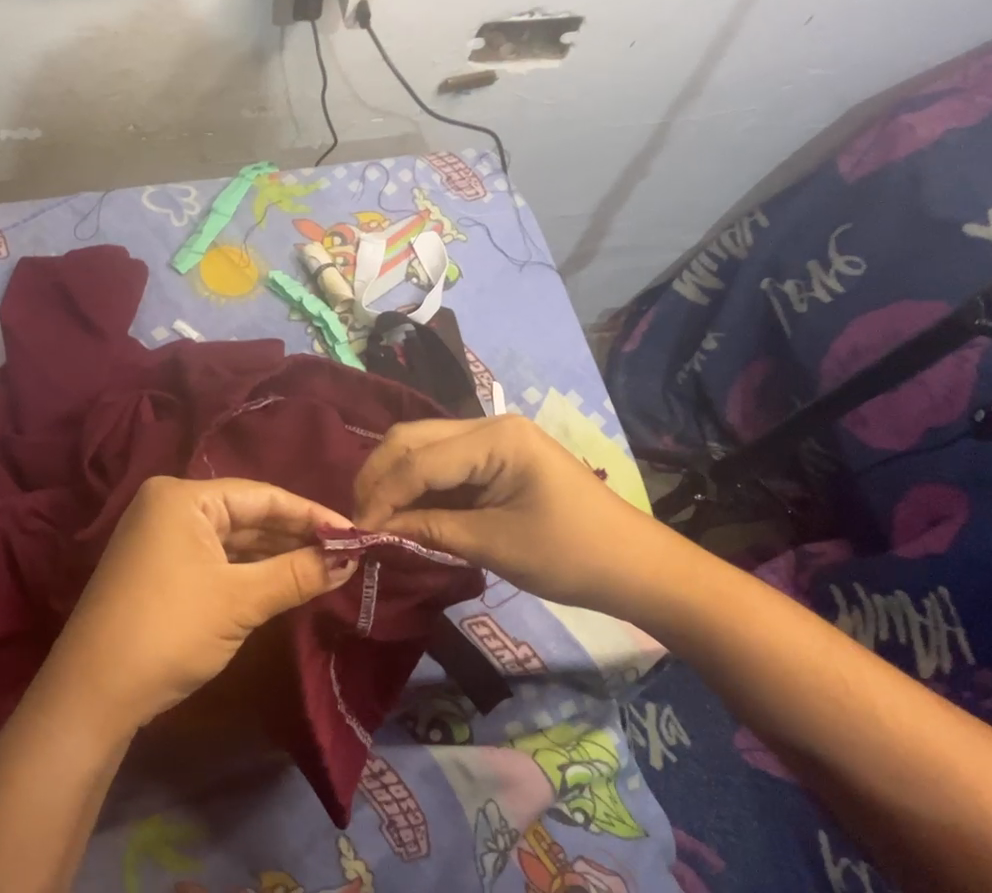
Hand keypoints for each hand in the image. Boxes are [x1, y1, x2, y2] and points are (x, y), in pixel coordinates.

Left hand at [42, 476, 360, 730]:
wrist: (96, 691)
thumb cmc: (170, 630)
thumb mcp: (240, 600)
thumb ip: (297, 573)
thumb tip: (350, 558)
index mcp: (182, 496)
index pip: (262, 495)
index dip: (312, 514)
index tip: (358, 533)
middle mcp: (169, 506)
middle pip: (247, 514)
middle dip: (296, 536)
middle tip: (349, 555)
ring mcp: (160, 537)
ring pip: (232, 539)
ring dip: (276, 556)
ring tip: (327, 570)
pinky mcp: (159, 568)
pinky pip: (215, 558)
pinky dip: (249, 571)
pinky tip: (285, 582)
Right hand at [351, 416, 685, 615]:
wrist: (637, 568)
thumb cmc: (572, 555)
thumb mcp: (493, 545)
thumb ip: (428, 530)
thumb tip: (371, 530)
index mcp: (495, 437)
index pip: (417, 459)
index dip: (380, 496)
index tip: (354, 533)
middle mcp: (488, 425)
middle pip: (410, 439)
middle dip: (378, 478)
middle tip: (356, 521)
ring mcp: (492, 438)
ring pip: (420, 446)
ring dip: (393, 480)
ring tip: (373, 518)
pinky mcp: (494, 458)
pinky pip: (440, 463)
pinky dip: (416, 486)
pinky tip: (402, 513)